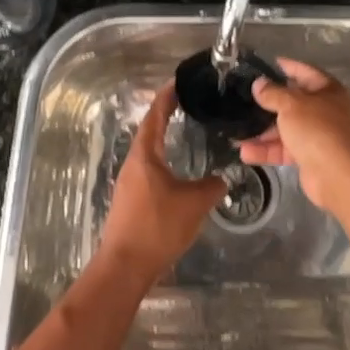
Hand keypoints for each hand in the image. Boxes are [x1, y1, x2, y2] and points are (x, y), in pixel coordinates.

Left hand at [101, 85, 226, 278]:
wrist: (125, 267)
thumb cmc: (158, 226)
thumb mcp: (194, 203)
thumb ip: (212, 186)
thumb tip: (224, 177)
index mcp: (145, 155)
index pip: (155, 116)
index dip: (166, 98)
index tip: (178, 82)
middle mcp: (132, 164)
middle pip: (149, 132)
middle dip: (166, 117)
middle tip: (188, 105)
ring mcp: (128, 185)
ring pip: (148, 154)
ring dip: (164, 142)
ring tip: (185, 135)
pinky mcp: (130, 203)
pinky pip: (148, 173)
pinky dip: (163, 164)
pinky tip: (177, 173)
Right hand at [237, 58, 349, 210]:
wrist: (337, 175)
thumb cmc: (317, 129)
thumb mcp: (291, 105)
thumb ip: (273, 93)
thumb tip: (258, 84)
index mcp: (328, 91)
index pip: (304, 72)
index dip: (286, 67)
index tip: (265, 64)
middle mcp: (325, 111)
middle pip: (293, 102)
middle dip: (268, 104)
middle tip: (243, 99)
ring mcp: (317, 135)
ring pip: (286, 128)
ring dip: (263, 131)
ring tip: (237, 131)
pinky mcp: (309, 157)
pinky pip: (285, 149)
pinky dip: (267, 150)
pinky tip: (245, 152)